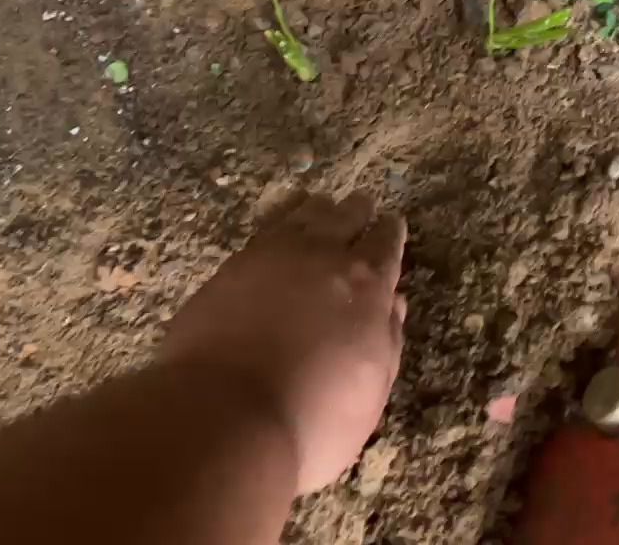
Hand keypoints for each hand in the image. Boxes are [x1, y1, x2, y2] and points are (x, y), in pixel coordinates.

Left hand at [161, 191, 406, 493]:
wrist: (225, 414)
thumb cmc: (312, 417)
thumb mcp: (370, 390)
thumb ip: (386, 339)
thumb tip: (393, 301)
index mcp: (366, 286)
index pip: (385, 246)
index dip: (390, 233)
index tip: (392, 223)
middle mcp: (324, 257)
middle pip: (345, 219)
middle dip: (356, 211)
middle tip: (361, 202)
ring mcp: (275, 254)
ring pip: (304, 214)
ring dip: (318, 208)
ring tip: (322, 202)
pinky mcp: (235, 263)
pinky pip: (267, 224)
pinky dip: (281, 214)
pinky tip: (281, 217)